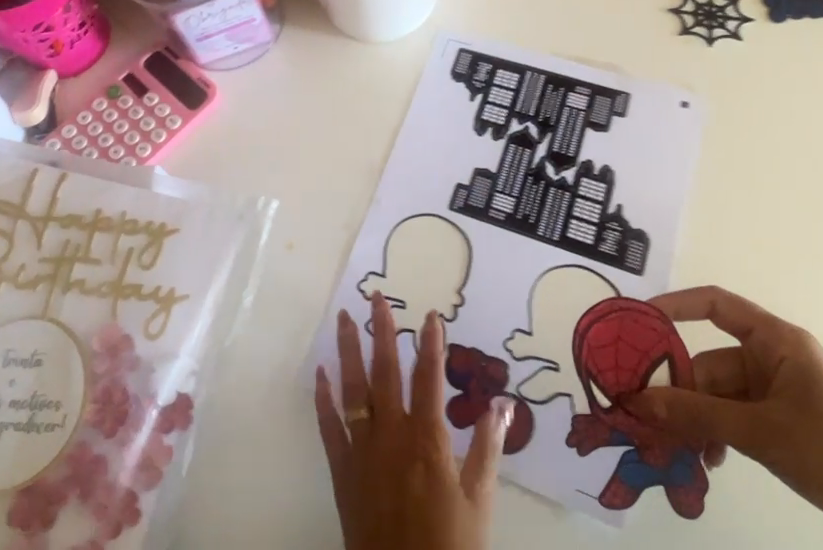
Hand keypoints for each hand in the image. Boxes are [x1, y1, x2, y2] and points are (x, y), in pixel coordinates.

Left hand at [314, 292, 513, 549]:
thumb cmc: (451, 543)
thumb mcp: (480, 499)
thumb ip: (489, 448)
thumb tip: (502, 404)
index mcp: (428, 440)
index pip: (429, 378)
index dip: (430, 345)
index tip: (430, 316)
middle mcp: (392, 436)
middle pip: (385, 373)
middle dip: (382, 332)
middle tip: (377, 298)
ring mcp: (362, 451)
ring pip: (353, 390)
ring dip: (349, 351)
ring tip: (345, 319)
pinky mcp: (342, 470)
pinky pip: (329, 426)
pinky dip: (324, 398)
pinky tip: (321, 373)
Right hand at [625, 287, 822, 549]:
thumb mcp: (760, 433)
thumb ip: (696, 415)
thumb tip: (637, 401)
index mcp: (778, 342)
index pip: (716, 304)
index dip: (674, 306)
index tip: (636, 325)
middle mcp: (775, 358)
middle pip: (709, 362)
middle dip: (679, 393)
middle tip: (645, 421)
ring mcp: (779, 390)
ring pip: (718, 395)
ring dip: (696, 422)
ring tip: (677, 453)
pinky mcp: (783, 420)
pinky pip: (734, 416)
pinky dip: (717, 435)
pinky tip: (710, 462)